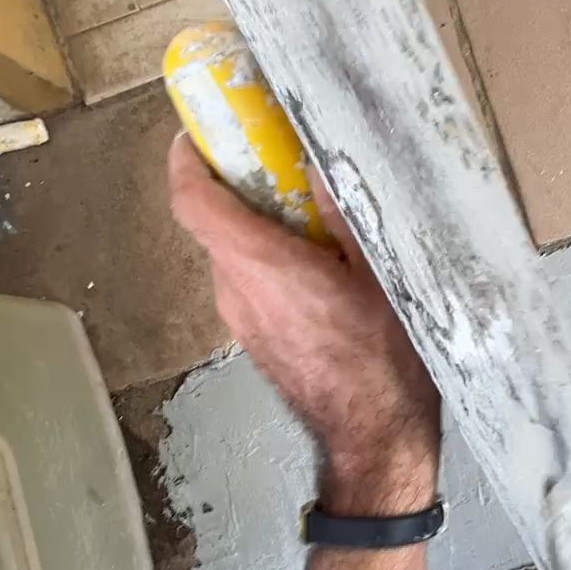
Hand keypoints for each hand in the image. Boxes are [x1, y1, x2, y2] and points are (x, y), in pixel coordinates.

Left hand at [168, 134, 440, 515]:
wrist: (374, 435)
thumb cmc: (384, 356)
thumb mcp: (379, 274)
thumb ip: (340, 215)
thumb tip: (314, 166)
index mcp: (263, 266)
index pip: (193, 203)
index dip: (186, 161)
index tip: (198, 133)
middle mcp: (236, 291)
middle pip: (211, 225)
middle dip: (233, 186)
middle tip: (276, 161)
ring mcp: (240, 321)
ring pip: (230, 256)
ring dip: (253, 225)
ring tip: (306, 212)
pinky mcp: (253, 339)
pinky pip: (246, 284)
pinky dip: (263, 258)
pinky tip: (313, 261)